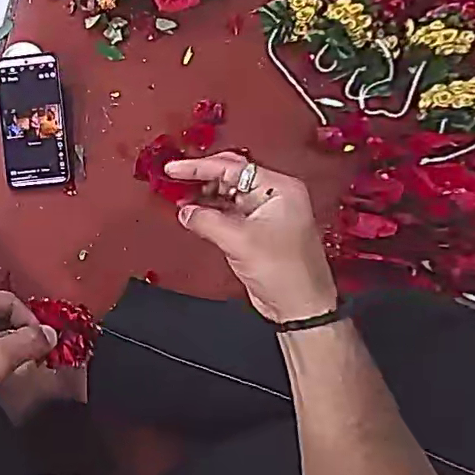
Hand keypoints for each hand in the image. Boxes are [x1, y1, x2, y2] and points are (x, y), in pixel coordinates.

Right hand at [166, 153, 338, 323]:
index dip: (199, 167)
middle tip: (173, 180)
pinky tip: (192, 214)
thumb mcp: (240, 241)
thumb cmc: (285, 272)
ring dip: (203, 196)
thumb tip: (184, 210)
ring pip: (227, 194)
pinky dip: (210, 212)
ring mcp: (265, 212)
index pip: (233, 167)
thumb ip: (207, 221)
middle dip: (201, 179)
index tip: (174, 168)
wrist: (300, 307)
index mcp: (278, 189)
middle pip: (230, 176)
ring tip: (179, 198)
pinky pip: (228, 212)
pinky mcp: (257, 229)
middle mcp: (273, 195)